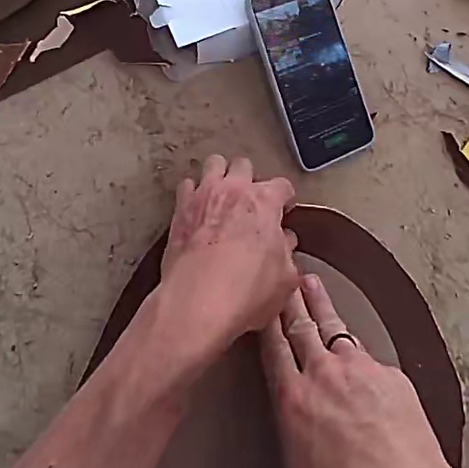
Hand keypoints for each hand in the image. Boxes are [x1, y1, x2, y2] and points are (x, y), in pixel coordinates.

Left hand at [159, 155, 298, 354]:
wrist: (196, 303)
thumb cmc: (243, 290)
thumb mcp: (285, 279)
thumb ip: (288, 254)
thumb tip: (285, 245)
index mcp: (266, 201)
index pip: (282, 185)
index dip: (284, 198)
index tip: (283, 208)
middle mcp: (236, 190)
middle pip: (244, 165)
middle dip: (248, 178)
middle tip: (249, 198)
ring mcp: (205, 196)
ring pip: (214, 163)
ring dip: (219, 174)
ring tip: (221, 191)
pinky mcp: (180, 210)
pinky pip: (186, 185)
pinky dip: (192, 192)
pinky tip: (195, 205)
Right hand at [261, 275, 468, 467]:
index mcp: (294, 402)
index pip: (274, 349)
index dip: (267, 321)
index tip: (262, 303)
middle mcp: (325, 376)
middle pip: (302, 326)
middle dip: (293, 299)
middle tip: (288, 275)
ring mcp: (360, 368)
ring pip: (335, 327)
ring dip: (323, 305)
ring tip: (314, 285)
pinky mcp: (390, 372)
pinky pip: (368, 353)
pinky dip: (357, 347)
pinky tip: (354, 342)